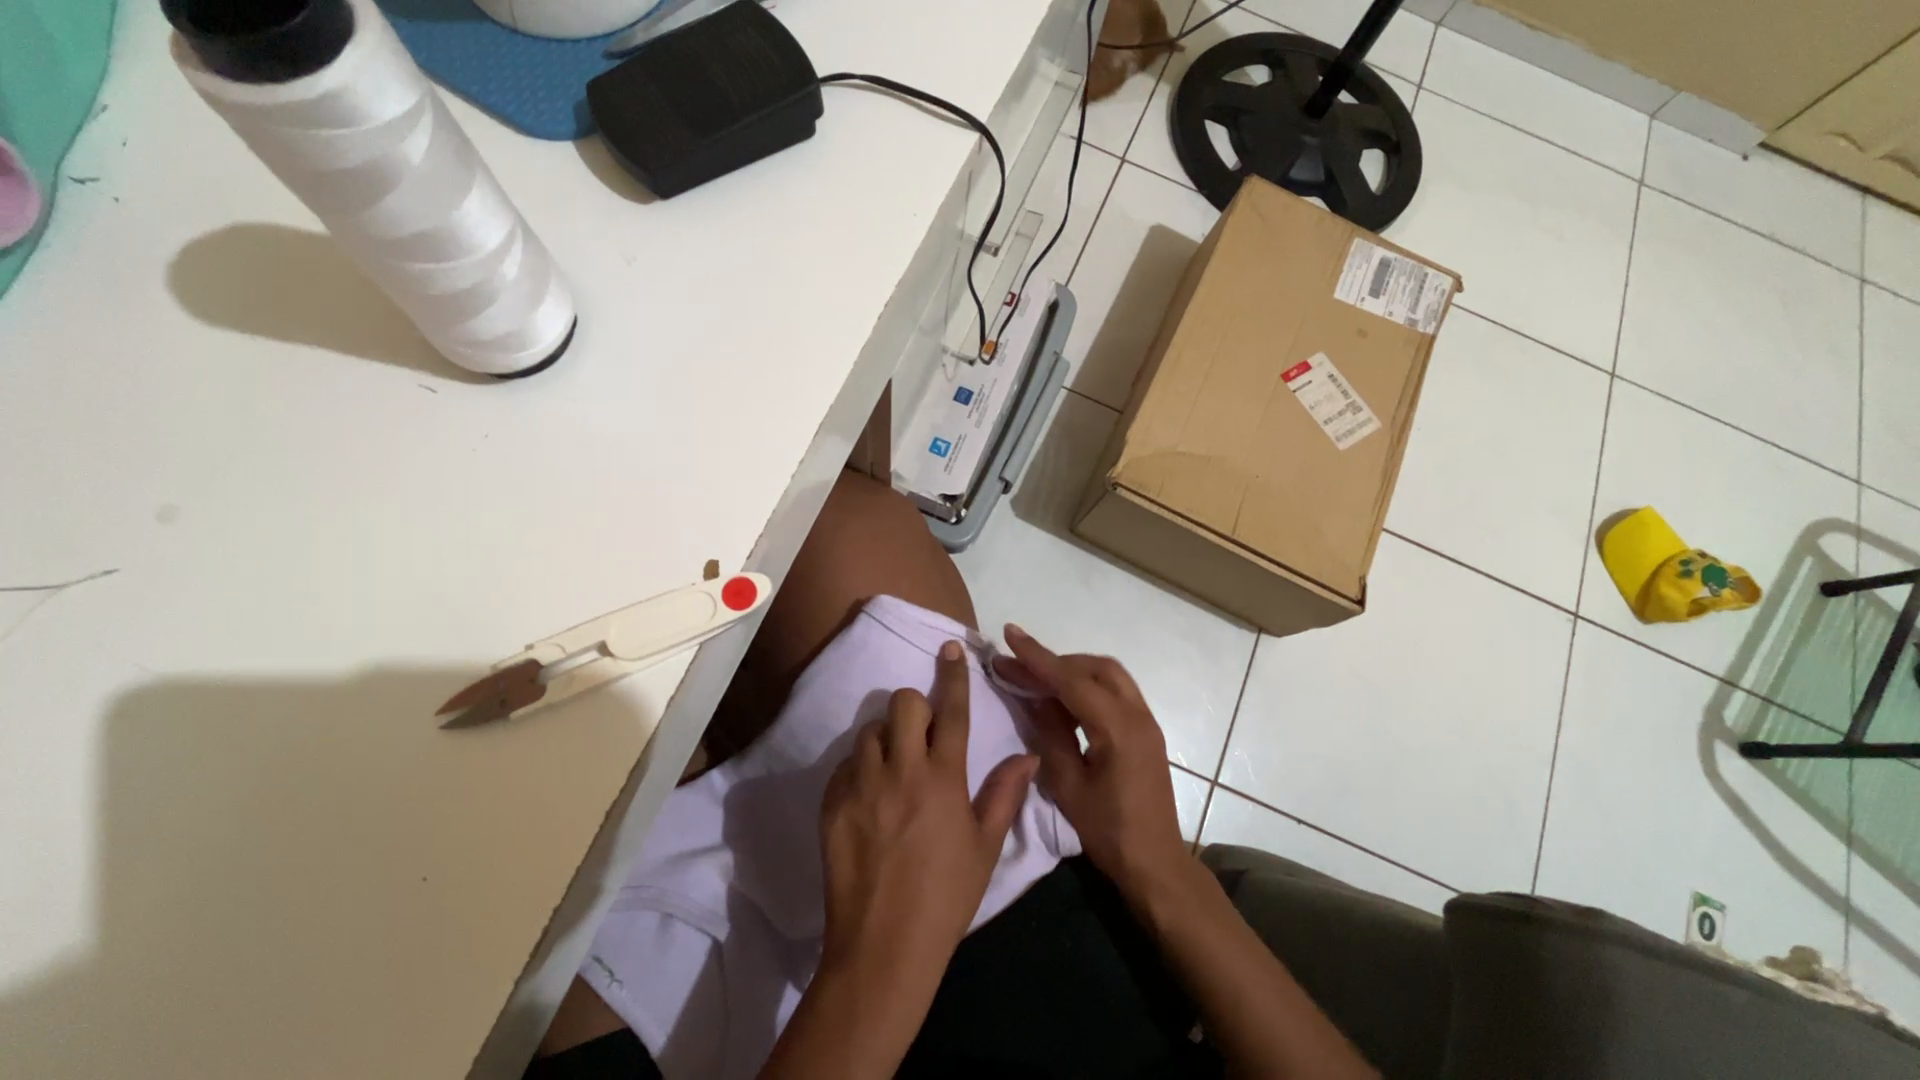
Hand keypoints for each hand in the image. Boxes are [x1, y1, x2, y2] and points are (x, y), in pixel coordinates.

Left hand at [818, 640, 1039, 986]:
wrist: (884, 943)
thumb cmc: (947, 897)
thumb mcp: (985, 847)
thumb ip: (1004, 794)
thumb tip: (1026, 756)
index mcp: (944, 778)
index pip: (952, 709)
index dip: (953, 674)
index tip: (950, 648)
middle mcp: (900, 770)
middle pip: (902, 704)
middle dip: (915, 707)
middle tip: (922, 734)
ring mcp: (860, 785)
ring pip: (869, 731)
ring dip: (885, 738)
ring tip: (894, 768)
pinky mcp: (831, 803)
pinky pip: (845, 765)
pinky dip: (860, 769)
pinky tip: (869, 797)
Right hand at [996, 625, 1190, 899]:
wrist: (1155, 862)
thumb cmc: (1108, 831)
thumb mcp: (1068, 785)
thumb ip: (1051, 734)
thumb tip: (1034, 697)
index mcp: (1117, 728)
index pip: (1071, 680)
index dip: (1037, 656)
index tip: (1009, 634)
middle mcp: (1137, 715)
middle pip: (1094, 668)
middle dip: (1055, 660)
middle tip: (1017, 664)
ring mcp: (1146, 722)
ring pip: (1109, 675)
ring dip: (1073, 669)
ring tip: (1037, 677)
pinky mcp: (1146, 732)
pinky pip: (1116, 692)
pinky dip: (1088, 685)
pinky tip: (1063, 698)